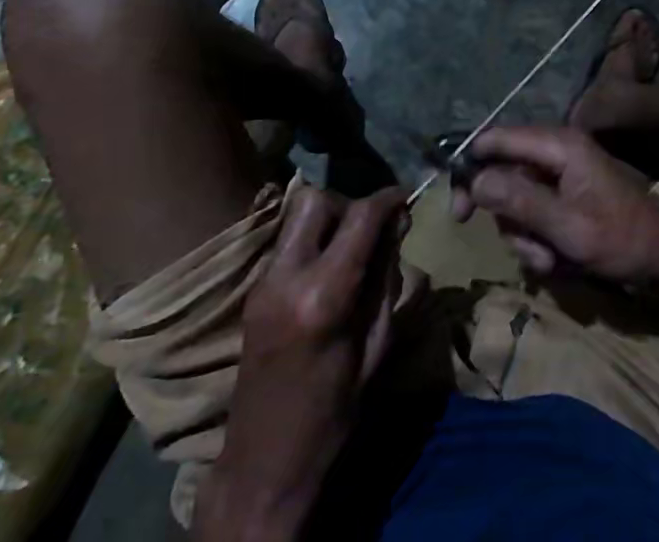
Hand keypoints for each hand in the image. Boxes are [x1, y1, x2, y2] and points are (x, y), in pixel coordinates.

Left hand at [197, 186, 407, 539]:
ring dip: (328, 219)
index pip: (359, 219)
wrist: (266, 459)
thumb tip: (396, 227)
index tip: (405, 198)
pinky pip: (286, 243)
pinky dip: (311, 240)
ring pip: (295, 216)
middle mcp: (286, 277)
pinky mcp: (253, 290)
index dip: (387, 200)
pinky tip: (329, 269)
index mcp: (324, 297)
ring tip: (352, 249)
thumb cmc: (334, 414)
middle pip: (315, 201)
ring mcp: (263, 281)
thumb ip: (385, 280)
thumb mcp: (375, 348)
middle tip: (371, 229)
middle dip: (348, 204)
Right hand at [450, 125, 658, 287]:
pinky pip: (532, 215)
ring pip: (514, 201)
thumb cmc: (625, 240)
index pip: (496, 140)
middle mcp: (556, 153)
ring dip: (523, 235)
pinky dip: (537, 241)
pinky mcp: (564, 199)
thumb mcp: (569, 226)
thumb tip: (474, 179)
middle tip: (496, 241)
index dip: (469, 166)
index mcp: (559, 145)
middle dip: (504, 214)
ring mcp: (560, 177)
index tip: (457, 206)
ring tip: (550, 260)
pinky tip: (558, 261)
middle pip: (501, 173)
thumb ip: (520, 200)